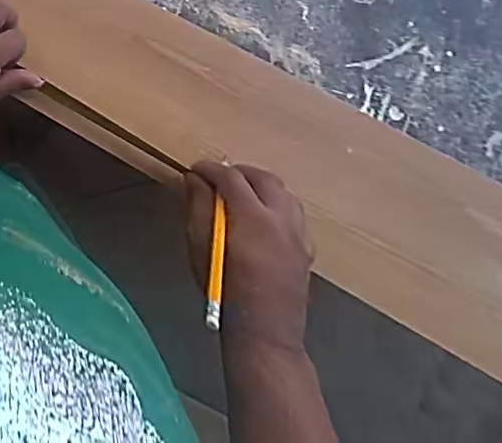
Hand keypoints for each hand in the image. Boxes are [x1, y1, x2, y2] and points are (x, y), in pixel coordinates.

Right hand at [185, 161, 314, 350]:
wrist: (264, 333)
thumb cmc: (224, 290)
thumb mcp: (199, 245)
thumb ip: (198, 206)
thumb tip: (195, 178)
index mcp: (253, 216)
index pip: (230, 177)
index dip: (210, 169)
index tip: (195, 170)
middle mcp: (281, 219)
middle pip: (262, 178)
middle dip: (238, 172)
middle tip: (217, 179)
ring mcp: (299, 234)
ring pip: (283, 192)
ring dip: (260, 186)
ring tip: (240, 194)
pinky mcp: (306, 249)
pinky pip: (293, 213)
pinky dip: (275, 205)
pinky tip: (261, 219)